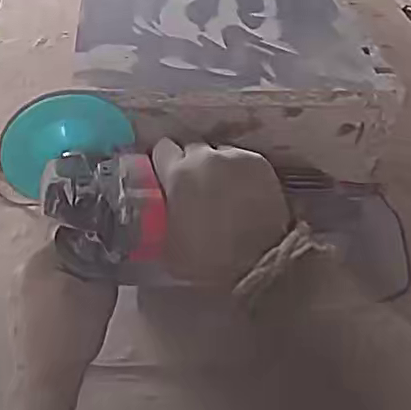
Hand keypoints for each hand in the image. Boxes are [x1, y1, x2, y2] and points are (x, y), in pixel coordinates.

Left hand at [12, 248, 117, 383]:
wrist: (46, 377)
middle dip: (78, 269)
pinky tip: (65, 318)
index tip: (103, 265)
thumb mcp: (101, 294)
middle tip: (95, 286)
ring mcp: (14, 291)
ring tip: (81, 305)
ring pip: (49, 277)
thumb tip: (105, 254)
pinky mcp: (14, 310)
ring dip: (65, 284)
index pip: (71, 240)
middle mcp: (21, 269)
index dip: (92, 250)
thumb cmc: (74, 332)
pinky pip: (39, 294)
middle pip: (58, 258)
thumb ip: (103, 266)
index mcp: (39, 259)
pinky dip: (53, 300)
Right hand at [150, 139, 290, 288]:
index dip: (163, 164)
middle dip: (189, 164)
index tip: (166, 178)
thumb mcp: (165, 241)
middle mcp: (204, 157)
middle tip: (193, 187)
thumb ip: (156, 213)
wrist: (259, 262)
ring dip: (215, 167)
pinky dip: (238, 172)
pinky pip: (240, 160)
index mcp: (176, 173)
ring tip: (222, 190)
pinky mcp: (259, 162)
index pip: (161, 149)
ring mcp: (234, 157)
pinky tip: (243, 192)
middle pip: (190, 147)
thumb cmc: (207, 258)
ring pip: (217, 152)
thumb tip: (151, 207)